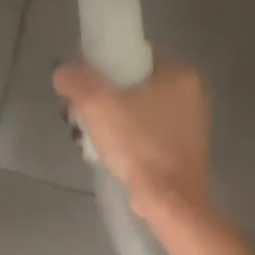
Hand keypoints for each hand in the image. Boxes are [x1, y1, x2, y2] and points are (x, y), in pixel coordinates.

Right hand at [53, 58, 213, 223]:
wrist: (168, 199)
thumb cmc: (138, 144)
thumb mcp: (96, 104)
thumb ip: (75, 79)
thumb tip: (63, 70)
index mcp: (178, 73)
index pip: (131, 55)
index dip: (101, 68)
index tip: (82, 88)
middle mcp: (190, 93)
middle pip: (130, 84)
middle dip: (99, 100)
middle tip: (78, 118)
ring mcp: (188, 123)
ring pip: (135, 110)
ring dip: (107, 121)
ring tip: (85, 139)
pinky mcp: (182, 148)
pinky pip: (144, 132)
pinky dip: (123, 138)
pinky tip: (104, 153)